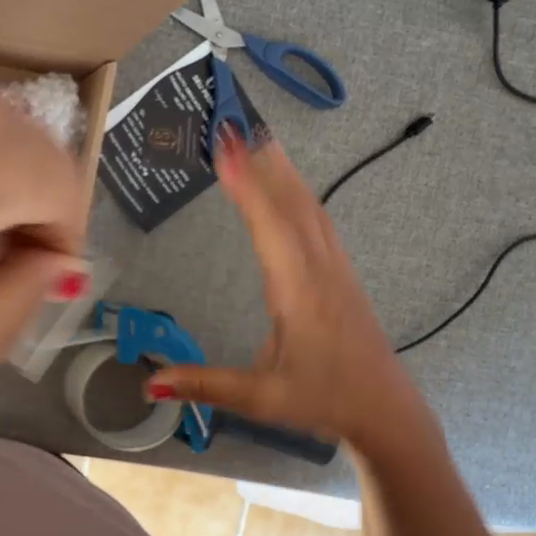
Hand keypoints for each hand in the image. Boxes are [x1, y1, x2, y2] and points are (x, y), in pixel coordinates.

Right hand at [145, 127, 426, 446]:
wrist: (386, 411)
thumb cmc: (323, 400)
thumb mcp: (261, 398)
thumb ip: (205, 385)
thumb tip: (150, 382)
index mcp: (299, 293)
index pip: (271, 228)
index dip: (246, 187)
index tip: (225, 149)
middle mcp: (320, 271)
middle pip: (294, 204)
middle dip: (263, 162)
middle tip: (237, 124)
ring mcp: (336, 270)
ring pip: (311, 209)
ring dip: (284, 172)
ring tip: (260, 140)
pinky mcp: (341, 277)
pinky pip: (319, 222)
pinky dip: (299, 195)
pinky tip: (290, 189)